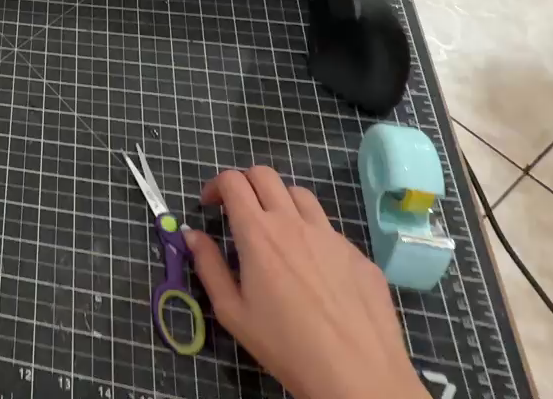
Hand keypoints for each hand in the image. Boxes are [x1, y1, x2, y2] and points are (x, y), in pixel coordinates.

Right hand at [186, 167, 427, 398]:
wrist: (361, 379)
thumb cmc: (287, 347)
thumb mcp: (232, 312)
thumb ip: (208, 266)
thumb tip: (191, 235)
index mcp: (258, 232)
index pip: (232, 180)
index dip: (216, 185)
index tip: (210, 207)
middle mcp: (294, 223)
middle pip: (264, 174)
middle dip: (245, 183)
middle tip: (238, 210)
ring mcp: (331, 237)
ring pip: (300, 195)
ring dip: (280, 201)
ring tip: (276, 231)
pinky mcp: (359, 256)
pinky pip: (330, 230)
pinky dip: (313, 234)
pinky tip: (314, 269)